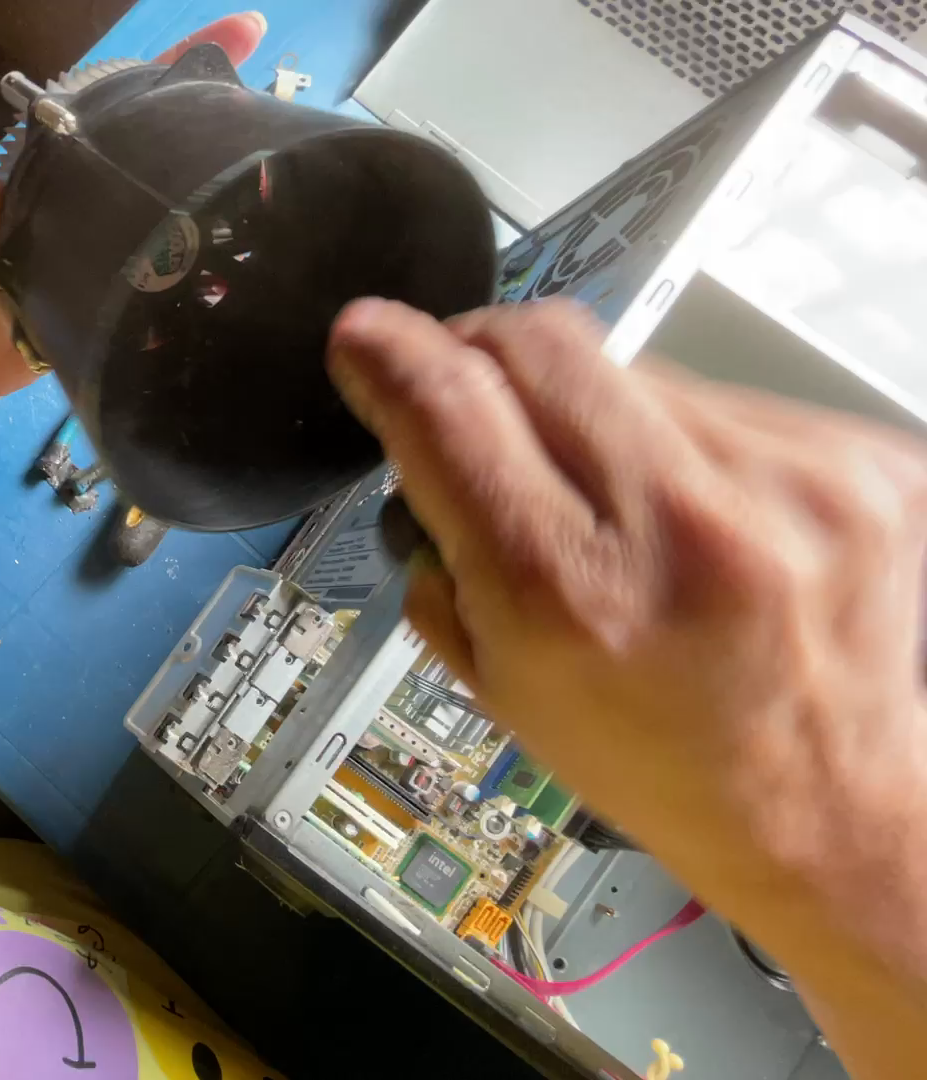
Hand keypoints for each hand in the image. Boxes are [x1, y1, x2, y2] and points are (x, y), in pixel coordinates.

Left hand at [0, 13, 270, 428]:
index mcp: (55, 172)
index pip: (113, 106)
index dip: (171, 71)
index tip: (238, 37)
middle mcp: (92, 196)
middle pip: (158, 144)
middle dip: (216, 112)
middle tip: (272, 100)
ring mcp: (114, 242)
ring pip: (172, 201)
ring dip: (222, 183)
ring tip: (277, 169)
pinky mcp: (128, 288)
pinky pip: (173, 263)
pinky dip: (209, 253)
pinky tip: (248, 248)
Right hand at [327, 297, 926, 1071]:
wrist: (837, 810)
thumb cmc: (626, 749)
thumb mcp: (483, 671)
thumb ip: (435, 547)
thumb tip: (424, 442)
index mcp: (557, 588)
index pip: (450, 413)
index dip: (388, 356)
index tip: (356, 333)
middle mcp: (680, 518)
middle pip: (538, 344)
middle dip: (466, 343)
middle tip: (447, 379)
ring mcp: (790, 477)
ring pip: (618, 365)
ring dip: (563, 402)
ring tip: (583, 484)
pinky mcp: (865, 456)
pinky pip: (701, 396)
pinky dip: (649, 430)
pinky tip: (668, 501)